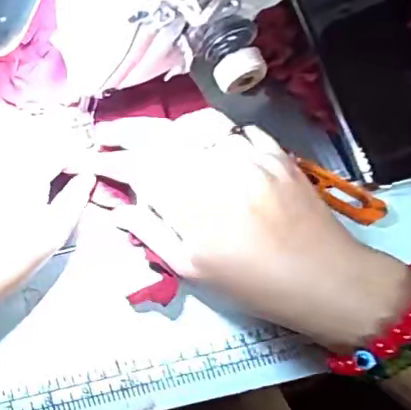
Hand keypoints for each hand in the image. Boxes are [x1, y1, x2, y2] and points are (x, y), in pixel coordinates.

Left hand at [0, 104, 95, 321]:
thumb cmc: (9, 262)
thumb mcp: (54, 235)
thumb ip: (74, 200)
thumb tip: (86, 178)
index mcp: (28, 171)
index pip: (60, 146)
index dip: (76, 157)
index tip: (81, 173)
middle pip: (31, 125)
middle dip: (51, 138)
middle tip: (60, 163)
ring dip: (17, 127)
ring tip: (28, 149)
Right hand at [95, 110, 410, 347]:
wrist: (324, 277)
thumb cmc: (251, 283)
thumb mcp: (191, 268)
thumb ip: (150, 231)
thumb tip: (116, 208)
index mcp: (192, 199)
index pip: (136, 166)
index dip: (106, 159)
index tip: (86, 158)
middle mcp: (217, 165)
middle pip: (161, 134)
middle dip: (126, 132)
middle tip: (104, 136)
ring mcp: (249, 153)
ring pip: (194, 126)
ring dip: (164, 130)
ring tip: (148, 140)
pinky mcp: (273, 151)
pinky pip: (231, 131)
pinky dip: (208, 135)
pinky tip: (201, 147)